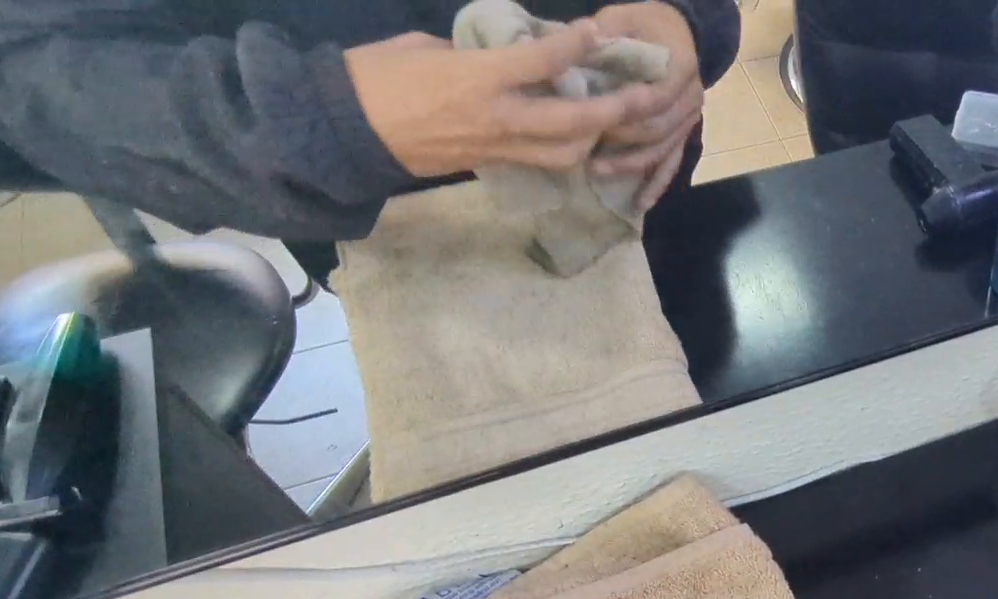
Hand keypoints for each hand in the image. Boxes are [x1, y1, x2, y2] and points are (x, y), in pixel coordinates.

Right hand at [345, 23, 645, 176]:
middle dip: (614, 111)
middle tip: (645, 98)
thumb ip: (478, 54)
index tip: (599, 34)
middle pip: (574, 121)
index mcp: (478, 79)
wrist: (353, 130)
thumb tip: (509, 54)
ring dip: (599, 137)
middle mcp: (500, 119)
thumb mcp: (428, 47)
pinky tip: (586, 139)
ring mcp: (502, 148)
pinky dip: (572, 151)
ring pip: (569, 152)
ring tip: (620, 120)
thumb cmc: (379, 75)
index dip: (575, 46)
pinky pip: (548, 163)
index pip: (540, 62)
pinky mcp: (499, 166)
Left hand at [586, 1, 703, 208]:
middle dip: (621, 140)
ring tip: (598, 172)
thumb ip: (607, 34)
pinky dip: (657, 185)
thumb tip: (575, 51)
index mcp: (680, 67)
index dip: (626, 110)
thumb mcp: (625, 16)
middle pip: (657, 130)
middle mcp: (690, 99)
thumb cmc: (649, 24)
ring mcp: (690, 122)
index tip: (593, 115)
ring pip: (662, 152)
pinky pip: (672, 165)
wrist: (683, 33)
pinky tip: (641, 204)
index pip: (655, 98)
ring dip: (632, 166)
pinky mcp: (684, 136)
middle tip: (585, 144)